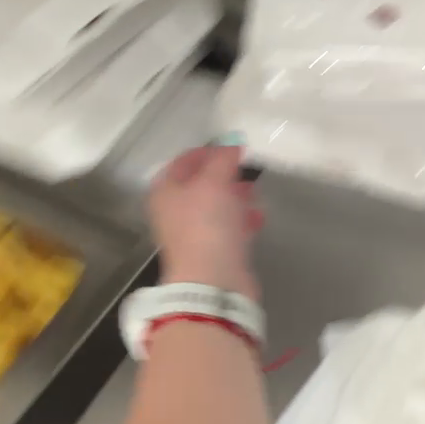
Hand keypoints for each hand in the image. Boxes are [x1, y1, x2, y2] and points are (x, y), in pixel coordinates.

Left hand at [149, 145, 262, 299]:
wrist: (214, 281)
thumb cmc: (207, 227)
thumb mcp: (214, 184)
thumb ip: (224, 160)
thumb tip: (233, 142)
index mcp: (166, 190)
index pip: (185, 160)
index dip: (209, 151)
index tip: (236, 148)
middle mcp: (176, 210)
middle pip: (201, 184)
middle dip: (225, 175)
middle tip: (248, 170)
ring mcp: (196, 232)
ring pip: (217, 206)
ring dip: (236, 197)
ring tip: (256, 193)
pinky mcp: (216, 251)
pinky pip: (229, 227)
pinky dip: (242, 219)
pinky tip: (258, 218)